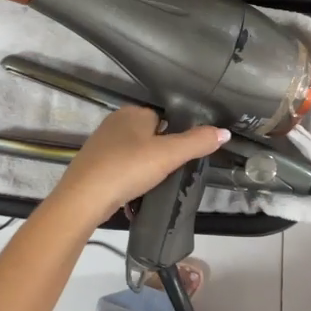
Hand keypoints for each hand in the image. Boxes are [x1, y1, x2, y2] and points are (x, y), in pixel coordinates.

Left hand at [50, 106, 228, 223]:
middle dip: (160, 155)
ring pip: (134, 154)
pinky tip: (134, 194)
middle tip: (170, 174)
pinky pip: (121, 169)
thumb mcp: (169, 155)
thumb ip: (197, 143)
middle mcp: (114, 122)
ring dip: (145, 170)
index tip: (182, 158)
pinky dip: (130, 180)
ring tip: (153, 186)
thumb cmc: (127, 169)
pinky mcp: (93, 166)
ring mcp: (101, 144)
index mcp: (132, 113)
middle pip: (149, 136)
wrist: (84, 198)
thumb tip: (225, 132)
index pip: (164, 118)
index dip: (176, 136)